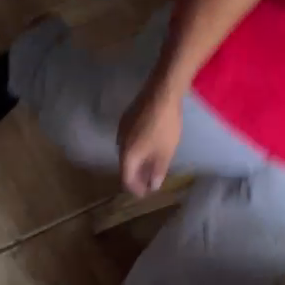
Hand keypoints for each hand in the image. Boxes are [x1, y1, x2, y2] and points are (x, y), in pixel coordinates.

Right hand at [118, 80, 182, 196]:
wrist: (162, 92)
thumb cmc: (164, 126)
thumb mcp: (165, 152)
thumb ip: (158, 171)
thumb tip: (154, 185)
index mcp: (128, 156)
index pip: (126, 179)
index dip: (136, 189)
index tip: (146, 193)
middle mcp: (119, 144)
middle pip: (125, 166)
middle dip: (137, 175)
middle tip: (149, 180)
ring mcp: (121, 130)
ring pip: (127, 152)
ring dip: (137, 161)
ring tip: (149, 164)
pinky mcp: (126, 118)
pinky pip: (129, 140)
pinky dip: (137, 149)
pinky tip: (147, 146)